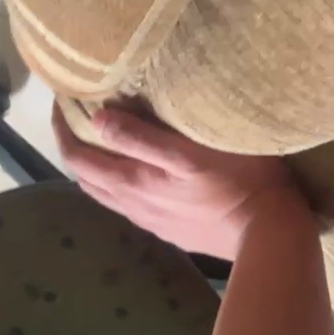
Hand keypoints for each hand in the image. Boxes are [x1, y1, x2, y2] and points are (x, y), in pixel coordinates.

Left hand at [57, 105, 302, 258]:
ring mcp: (154, 223)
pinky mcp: (174, 233)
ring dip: (99, 170)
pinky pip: (133, 208)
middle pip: (87, 178)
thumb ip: (142, 137)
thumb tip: (98, 119)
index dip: (63, 128)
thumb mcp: (190, 152)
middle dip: (77, 148)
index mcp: (132, 183)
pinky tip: (141, 178)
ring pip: (108, 196)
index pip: (76, 156)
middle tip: (81, 119)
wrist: (270, 234)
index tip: (63, 101)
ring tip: (106, 146)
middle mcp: (134, 206)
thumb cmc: (238, 182)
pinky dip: (122, 187)